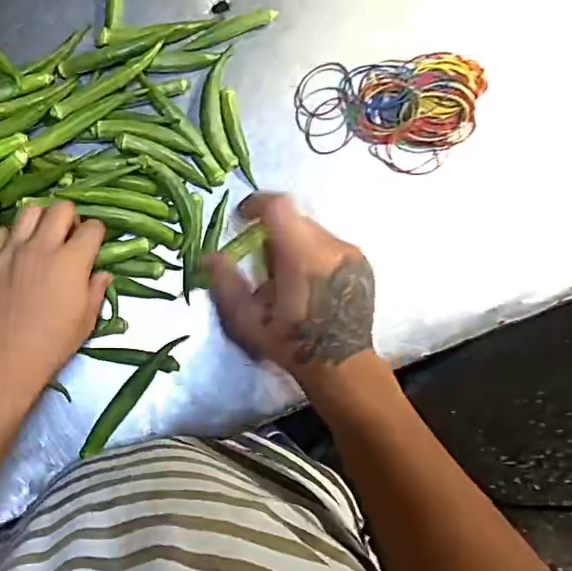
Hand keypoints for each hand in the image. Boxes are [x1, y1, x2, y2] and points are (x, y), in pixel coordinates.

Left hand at [0, 201, 110, 395]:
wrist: (9, 358)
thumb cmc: (54, 342)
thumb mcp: (87, 318)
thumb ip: (96, 289)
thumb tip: (101, 273)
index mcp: (71, 261)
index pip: (92, 227)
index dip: (97, 233)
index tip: (95, 245)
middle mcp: (42, 247)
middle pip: (61, 208)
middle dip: (71, 218)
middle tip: (70, 238)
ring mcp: (12, 251)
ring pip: (29, 211)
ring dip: (42, 219)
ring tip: (44, 237)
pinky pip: (2, 232)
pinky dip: (14, 235)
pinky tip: (19, 251)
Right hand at [204, 193, 375, 388]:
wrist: (343, 366)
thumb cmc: (291, 345)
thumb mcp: (248, 320)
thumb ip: (226, 283)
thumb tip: (208, 255)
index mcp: (303, 256)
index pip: (279, 206)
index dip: (256, 204)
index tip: (242, 218)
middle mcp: (332, 247)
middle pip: (295, 219)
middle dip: (273, 234)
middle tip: (262, 265)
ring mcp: (351, 255)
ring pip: (313, 233)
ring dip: (294, 245)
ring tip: (287, 280)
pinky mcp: (363, 264)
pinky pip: (331, 246)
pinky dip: (314, 256)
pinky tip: (310, 287)